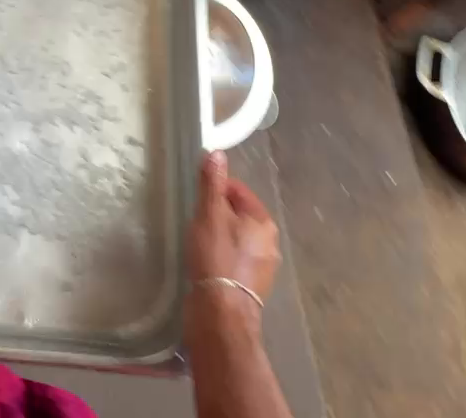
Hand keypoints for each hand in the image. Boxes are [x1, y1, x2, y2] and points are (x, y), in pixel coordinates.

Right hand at [189, 150, 279, 312]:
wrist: (221, 314)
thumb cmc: (216, 258)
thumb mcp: (209, 214)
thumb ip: (212, 183)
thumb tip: (217, 152)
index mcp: (264, 222)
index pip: (239, 190)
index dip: (216, 189)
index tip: (197, 198)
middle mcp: (269, 243)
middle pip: (238, 214)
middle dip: (217, 213)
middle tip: (195, 220)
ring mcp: (262, 267)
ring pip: (236, 238)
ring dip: (219, 235)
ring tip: (197, 241)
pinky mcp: (251, 286)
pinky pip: (234, 259)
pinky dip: (221, 256)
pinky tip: (205, 262)